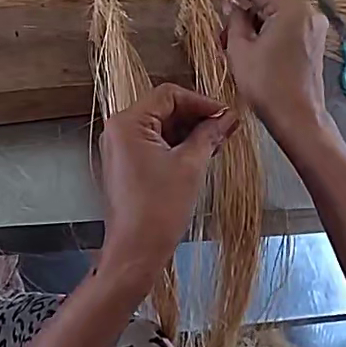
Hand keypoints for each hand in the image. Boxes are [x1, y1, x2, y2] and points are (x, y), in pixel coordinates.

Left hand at [97, 83, 237, 277]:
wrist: (137, 250)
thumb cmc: (157, 210)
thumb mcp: (191, 165)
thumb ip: (209, 134)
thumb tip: (226, 118)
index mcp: (127, 123)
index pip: (169, 95)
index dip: (201, 102)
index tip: (224, 115)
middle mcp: (118, 131)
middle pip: (164, 109)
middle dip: (196, 117)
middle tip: (225, 128)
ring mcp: (120, 149)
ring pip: (161, 127)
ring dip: (189, 132)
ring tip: (216, 143)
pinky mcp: (127, 165)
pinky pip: (155, 144)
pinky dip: (177, 146)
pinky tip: (200, 155)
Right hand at [222, 0, 331, 139]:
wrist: (298, 118)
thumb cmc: (267, 86)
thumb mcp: (240, 50)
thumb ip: (233, 20)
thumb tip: (229, 4)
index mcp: (291, 9)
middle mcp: (308, 12)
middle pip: (268, 0)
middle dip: (243, 11)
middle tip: (220, 28)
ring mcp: (314, 27)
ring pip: (276, 15)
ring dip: (254, 24)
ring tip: (231, 43)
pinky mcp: (314, 42)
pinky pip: (286, 27)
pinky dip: (268, 32)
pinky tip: (251, 47)